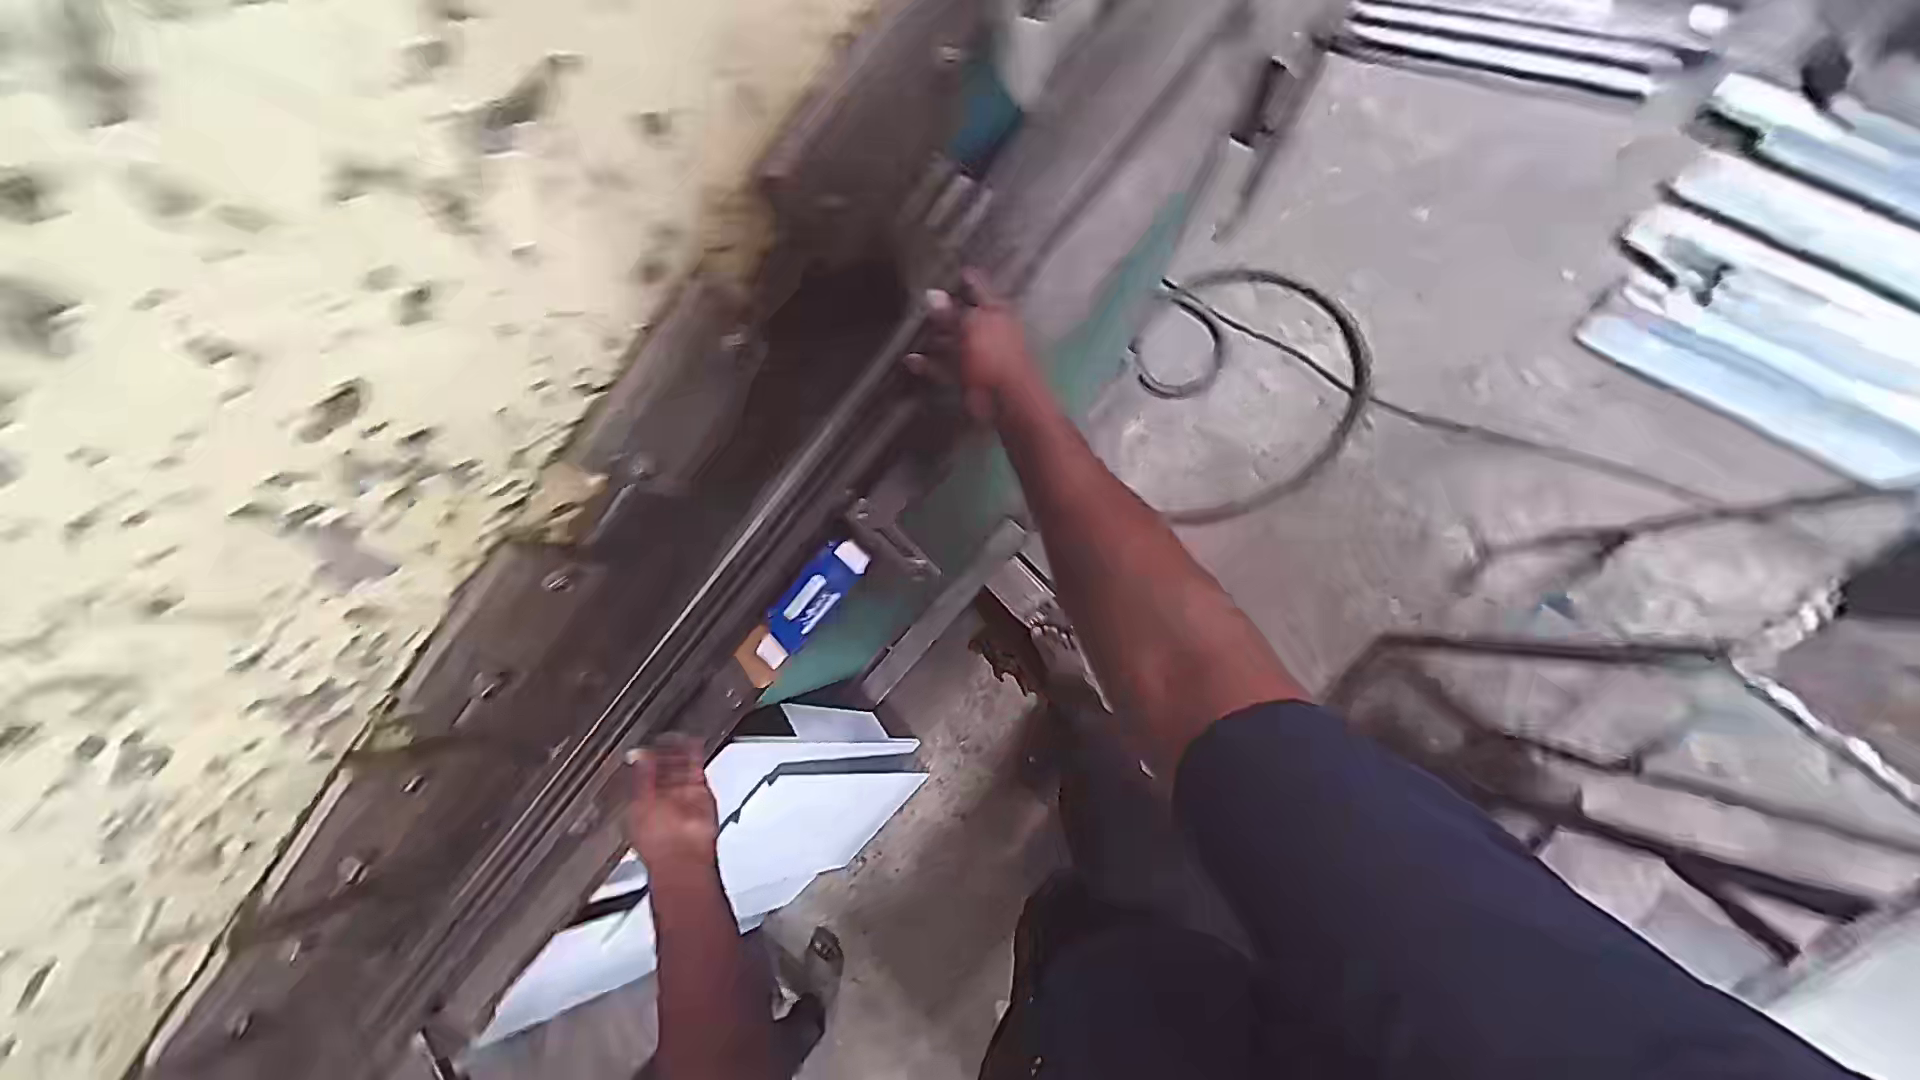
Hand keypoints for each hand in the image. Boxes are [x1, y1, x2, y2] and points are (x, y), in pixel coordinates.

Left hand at [625, 736, 719, 871]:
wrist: (684, 852)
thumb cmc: (656, 840)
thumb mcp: (639, 802)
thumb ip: (641, 776)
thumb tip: (637, 755)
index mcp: (639, 804)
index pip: (641, 775)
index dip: (643, 759)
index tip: (644, 744)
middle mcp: (660, 799)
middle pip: (662, 769)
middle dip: (662, 753)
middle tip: (662, 735)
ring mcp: (680, 795)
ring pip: (680, 767)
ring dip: (679, 750)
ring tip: (678, 733)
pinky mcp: (699, 792)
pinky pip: (697, 768)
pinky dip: (696, 754)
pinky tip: (693, 742)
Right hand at [913, 269, 1039, 421]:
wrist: (1011, 403)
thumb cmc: (996, 359)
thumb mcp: (969, 330)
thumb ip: (949, 315)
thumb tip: (931, 295)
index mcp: (998, 314)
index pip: (982, 290)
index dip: (970, 280)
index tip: (962, 271)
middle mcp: (993, 333)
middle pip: (968, 319)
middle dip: (947, 315)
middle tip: (928, 307)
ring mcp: (984, 359)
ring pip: (957, 345)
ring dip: (937, 341)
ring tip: (918, 337)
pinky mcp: (975, 381)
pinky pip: (949, 369)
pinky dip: (931, 365)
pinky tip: (914, 362)